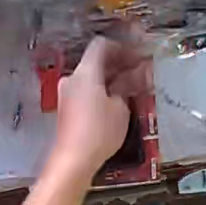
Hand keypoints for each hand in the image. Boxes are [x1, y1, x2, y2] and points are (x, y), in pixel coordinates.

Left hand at [47, 36, 148, 182]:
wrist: (73, 159)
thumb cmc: (100, 131)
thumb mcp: (121, 108)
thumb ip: (125, 87)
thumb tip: (130, 77)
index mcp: (86, 71)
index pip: (101, 45)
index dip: (121, 48)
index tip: (137, 57)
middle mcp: (72, 77)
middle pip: (95, 61)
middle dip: (118, 64)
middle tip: (139, 73)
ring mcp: (66, 93)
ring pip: (91, 77)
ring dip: (110, 79)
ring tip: (130, 89)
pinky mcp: (66, 107)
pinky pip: (85, 90)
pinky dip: (100, 90)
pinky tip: (115, 101)